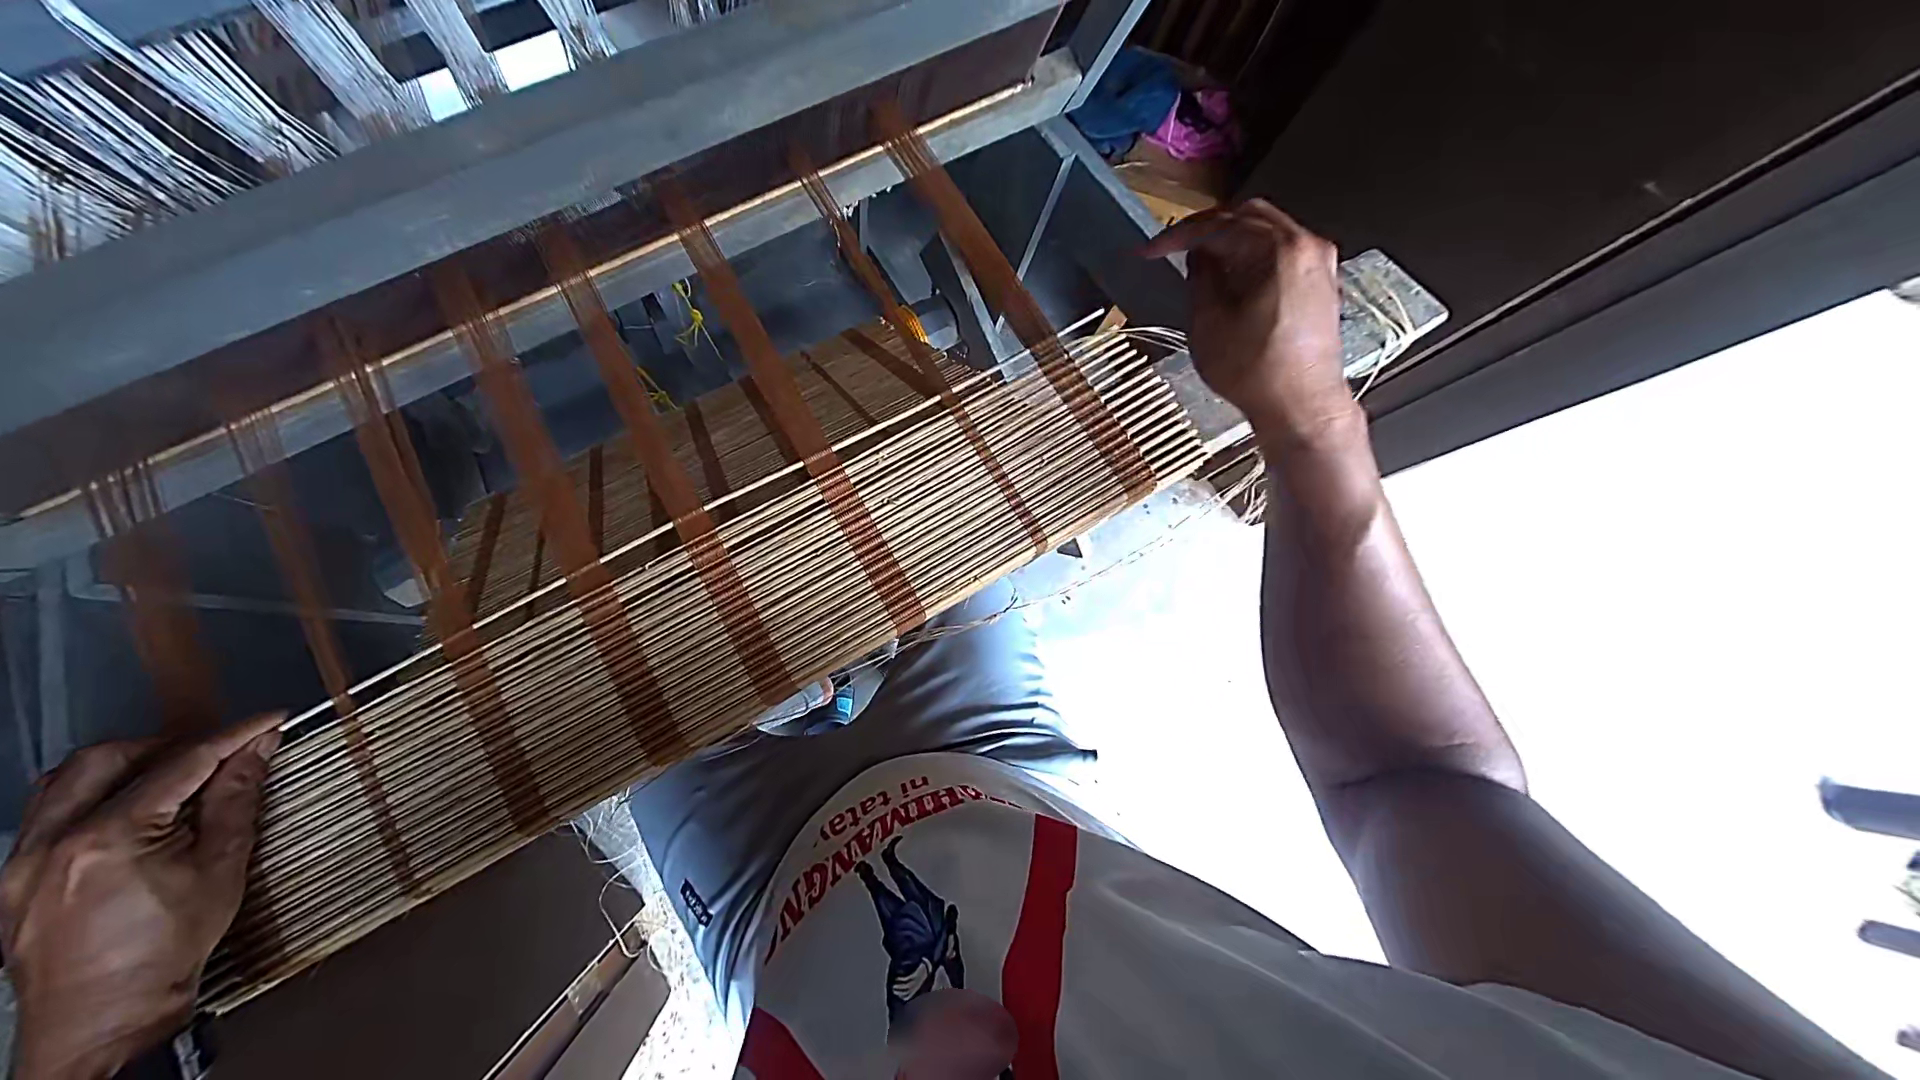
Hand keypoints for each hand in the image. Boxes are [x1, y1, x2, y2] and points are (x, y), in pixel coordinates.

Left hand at [2, 714, 282, 1079]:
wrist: (105, 1012)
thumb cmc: (169, 942)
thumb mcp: (221, 863)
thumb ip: (235, 798)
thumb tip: (256, 750)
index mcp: (106, 838)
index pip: (181, 763)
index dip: (232, 735)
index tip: (267, 720)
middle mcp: (49, 843)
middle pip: (108, 758)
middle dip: (172, 744)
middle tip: (222, 749)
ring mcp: (20, 863)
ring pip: (67, 781)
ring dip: (128, 765)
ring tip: (180, 774)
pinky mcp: (13, 878)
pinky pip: (49, 813)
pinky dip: (97, 794)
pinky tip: (136, 807)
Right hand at [1142, 200, 1355, 444]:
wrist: (1300, 406)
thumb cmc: (1261, 373)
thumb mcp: (1208, 324)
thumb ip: (1199, 280)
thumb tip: (1197, 259)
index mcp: (1280, 250)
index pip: (1219, 225)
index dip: (1177, 236)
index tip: (1153, 248)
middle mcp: (1307, 249)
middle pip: (1248, 216)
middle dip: (1206, 229)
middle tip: (1174, 246)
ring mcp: (1319, 266)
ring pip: (1267, 232)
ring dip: (1229, 242)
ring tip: (1199, 264)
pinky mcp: (1319, 286)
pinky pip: (1281, 254)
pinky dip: (1251, 257)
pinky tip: (1230, 278)